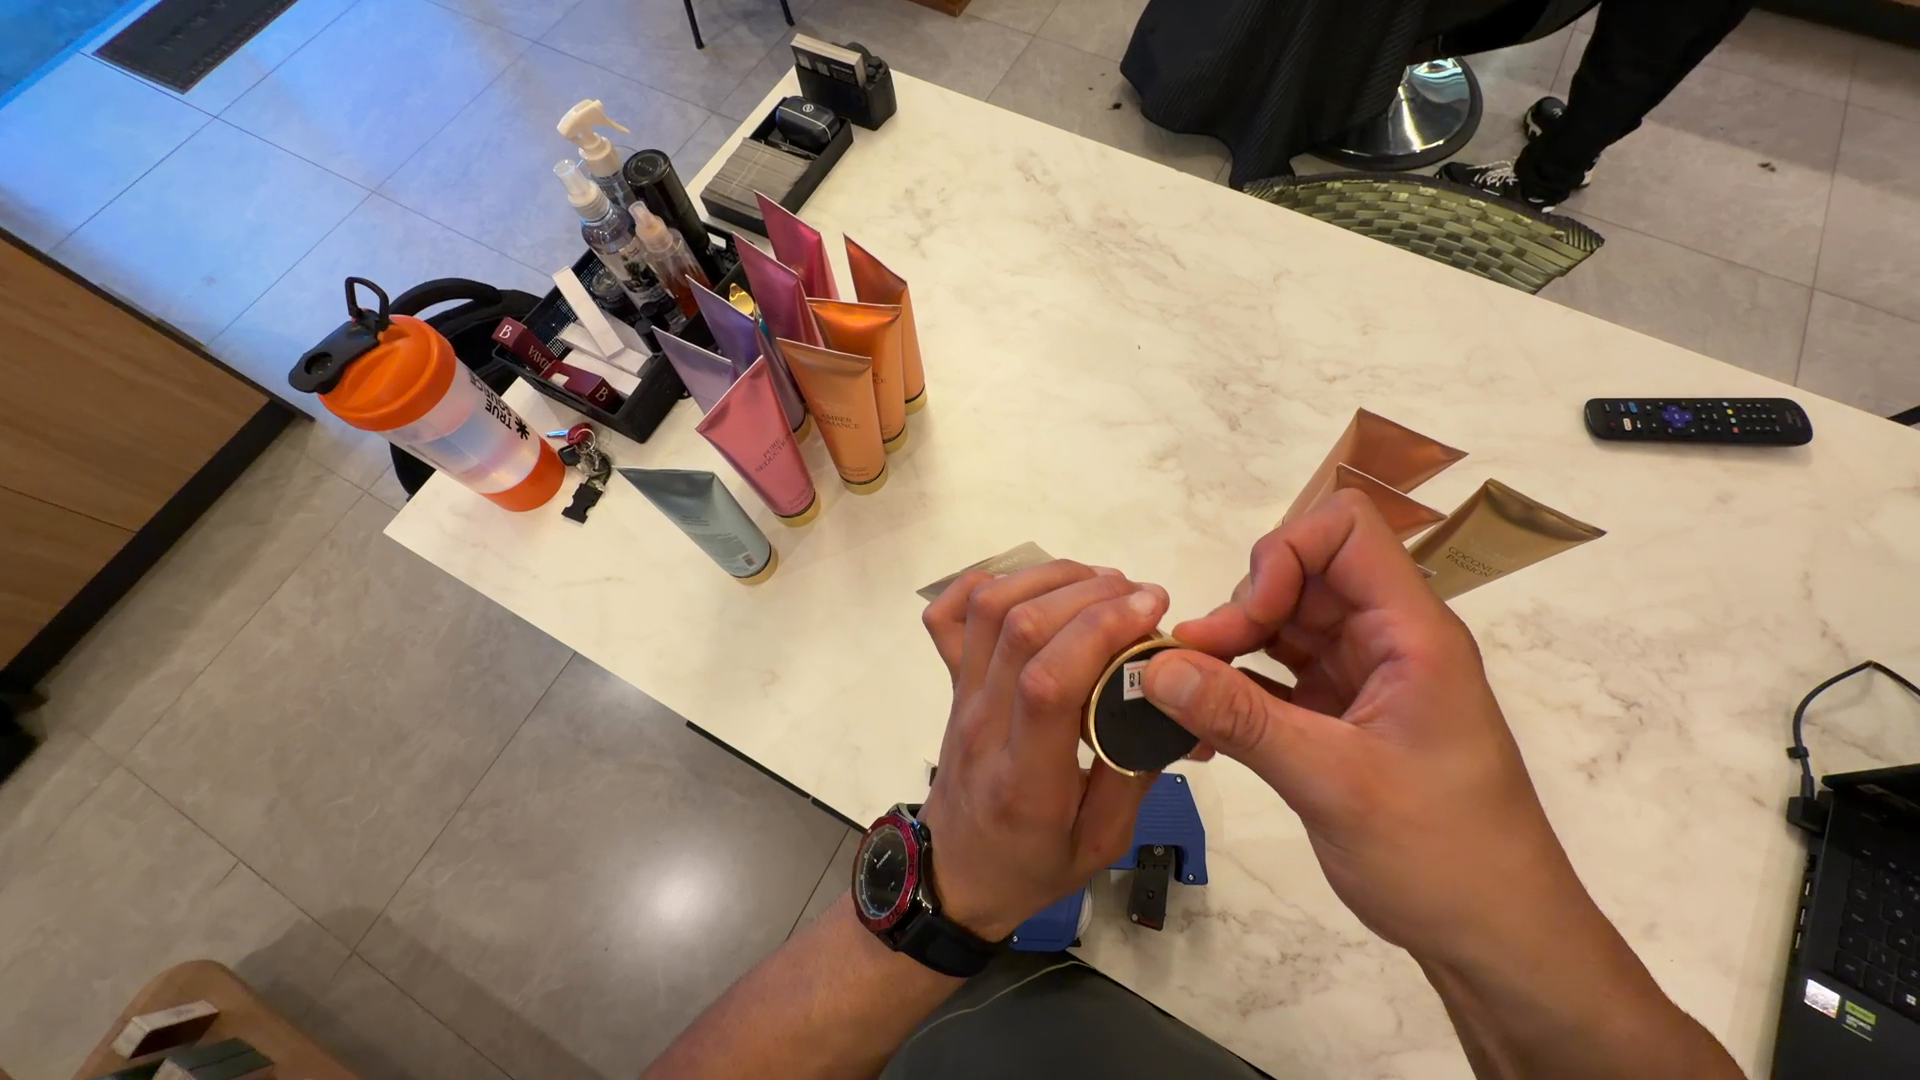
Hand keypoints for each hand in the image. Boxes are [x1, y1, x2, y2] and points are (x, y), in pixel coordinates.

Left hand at [915, 561, 1168, 940]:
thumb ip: (1134, 775)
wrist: (956, 874)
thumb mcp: (1101, 845)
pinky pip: (947, 617)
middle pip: (1020, 630)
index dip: (1101, 630)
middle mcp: (983, 724)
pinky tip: (1029, 585)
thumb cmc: (1032, 865)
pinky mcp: (950, 683)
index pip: (1050, 683)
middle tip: (1138, 594)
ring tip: (1099, 582)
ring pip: (987, 610)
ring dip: (1048, 578)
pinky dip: (983, 584)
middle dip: (1088, 594)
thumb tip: (1168, 700)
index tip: (1152, 608)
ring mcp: (960, 697)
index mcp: (1025, 779)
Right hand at [1140, 490, 1589, 966]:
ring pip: (1277, 624)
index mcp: (1410, 632)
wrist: (1495, 938)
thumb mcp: (1333, 782)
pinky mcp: (1336, 713)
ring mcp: (1358, 675)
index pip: (1345, 530)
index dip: (1284, 554)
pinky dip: (1231, 691)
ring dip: (1226, 651)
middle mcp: (1382, 639)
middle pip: (1298, 574)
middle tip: (1192, 670)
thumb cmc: (1441, 853)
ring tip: (1186, 701)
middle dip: (1239, 610)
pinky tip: (1199, 731)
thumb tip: (1155, 666)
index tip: (1249, 620)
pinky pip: (1271, 676)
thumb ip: (1240, 718)